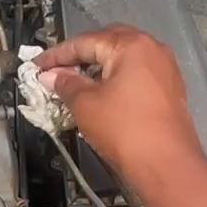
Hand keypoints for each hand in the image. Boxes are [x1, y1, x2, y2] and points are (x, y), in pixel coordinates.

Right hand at [34, 25, 203, 182]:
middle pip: (107, 42)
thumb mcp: (85, 105)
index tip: (36, 66)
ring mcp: (165, 67)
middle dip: (80, 55)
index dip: (57, 54)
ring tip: (76, 82)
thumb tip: (50, 75)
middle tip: (57, 70)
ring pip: (124, 58)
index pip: (85, 42)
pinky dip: (116, 77)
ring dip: (99, 67)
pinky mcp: (170, 87)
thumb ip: (66, 84)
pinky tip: (102, 93)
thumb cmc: (123, 129)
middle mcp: (151, 48)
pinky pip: (137, 72)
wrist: (166, 164)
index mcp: (130, 45)